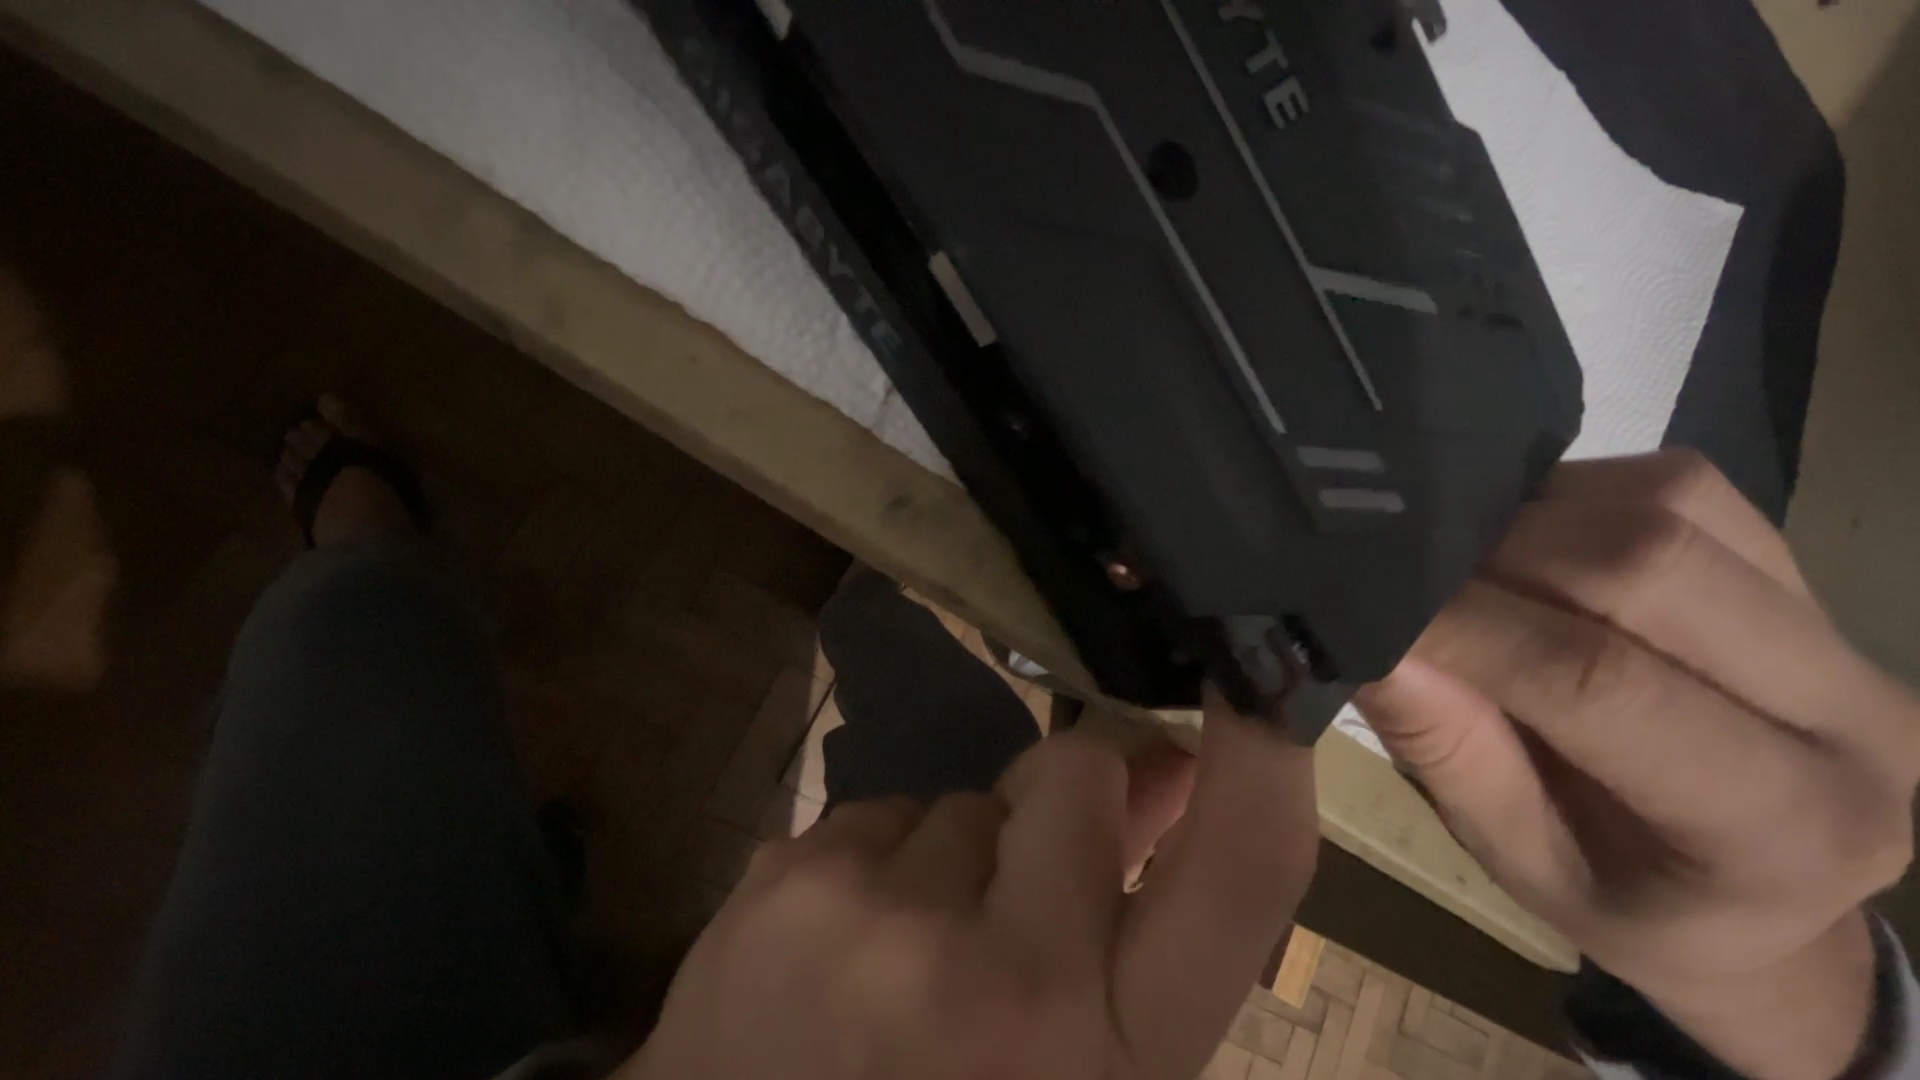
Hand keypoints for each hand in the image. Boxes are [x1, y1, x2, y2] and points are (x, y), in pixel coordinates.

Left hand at [619, 702, 1316, 1079]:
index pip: (1241, 872)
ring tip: (920, 945)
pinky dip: (881, 859)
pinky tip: (848, 940)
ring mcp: (881, 916)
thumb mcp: (1078, 1054)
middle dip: (1068, 794)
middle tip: (1033, 872)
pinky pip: (878, 811)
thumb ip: (1133, 926)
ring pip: (964, 795)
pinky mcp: (787, 878)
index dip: (1266, 761)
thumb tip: (1164, 773)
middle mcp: (1003, 972)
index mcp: (1109, 1050)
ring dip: (962, 847)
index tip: (1253, 686)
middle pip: (1074, 771)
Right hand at [1358, 451, 1918, 1079]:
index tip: (1367, 612)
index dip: (1469, 632)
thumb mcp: (1520, 862)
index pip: (1603, 683)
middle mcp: (1853, 709)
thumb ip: (1453, 757)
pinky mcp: (1796, 561)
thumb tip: (1378, 649)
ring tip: (1456, 563)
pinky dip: (1570, 497)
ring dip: (1530, 519)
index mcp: (1789, 822)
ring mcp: (1835, 620)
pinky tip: (1521, 540)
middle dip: (1496, 559)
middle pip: (1649, 570)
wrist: (1756, 894)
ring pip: (1667, 507)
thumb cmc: (1627, 898)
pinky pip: (1675, 485)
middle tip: (1404, 578)